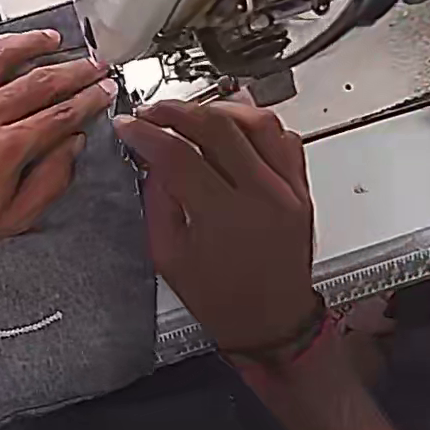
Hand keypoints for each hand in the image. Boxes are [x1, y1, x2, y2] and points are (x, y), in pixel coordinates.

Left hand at [0, 29, 115, 299]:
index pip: (60, 113)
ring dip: (30, 44)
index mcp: (4, 150)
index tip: (103, 90)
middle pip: (38, 81)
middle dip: (74, 70)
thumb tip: (73, 146)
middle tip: (92, 64)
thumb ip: (50, 180)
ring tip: (52, 38)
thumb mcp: (12, 218)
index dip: (89, 99)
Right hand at [113, 99, 317, 352]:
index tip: (128, 127)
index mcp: (223, 217)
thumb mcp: (168, 255)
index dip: (145, 134)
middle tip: (152, 113)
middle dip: (175, 111)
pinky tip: (233, 126)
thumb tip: (151, 159)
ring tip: (190, 114)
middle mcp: (262, 197)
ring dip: (216, 109)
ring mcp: (287, 189)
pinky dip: (254, 123)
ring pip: (256, 120)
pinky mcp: (301, 188)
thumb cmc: (222, 299)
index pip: (177, 154)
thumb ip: (156, 202)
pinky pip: (283, 137)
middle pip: (216, 126)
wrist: (270, 321)